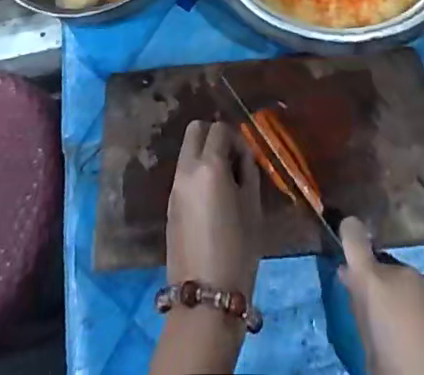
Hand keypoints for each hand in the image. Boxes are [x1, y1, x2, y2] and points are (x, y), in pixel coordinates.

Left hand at [165, 120, 263, 294]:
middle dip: (214, 136)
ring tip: (225, 184)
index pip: (219, 128)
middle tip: (233, 161)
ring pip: (187, 152)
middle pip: (195, 130)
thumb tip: (241, 155)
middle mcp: (186, 170)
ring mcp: (174, 187)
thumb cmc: (238, 249)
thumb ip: (247, 171)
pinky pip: (184, 174)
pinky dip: (197, 174)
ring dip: (205, 155)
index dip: (236, 138)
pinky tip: (212, 201)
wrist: (206, 294)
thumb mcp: (253, 207)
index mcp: (209, 166)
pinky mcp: (169, 204)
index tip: (247, 160)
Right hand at [338, 216, 423, 374]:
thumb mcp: (370, 354)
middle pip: (386, 270)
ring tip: (415, 337)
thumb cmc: (403, 374)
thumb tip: (353, 283)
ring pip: (412, 285)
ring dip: (409, 301)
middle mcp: (406, 274)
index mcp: (376, 284)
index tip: (347, 238)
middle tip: (384, 321)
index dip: (349, 234)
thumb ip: (361, 312)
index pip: (353, 236)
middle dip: (382, 288)